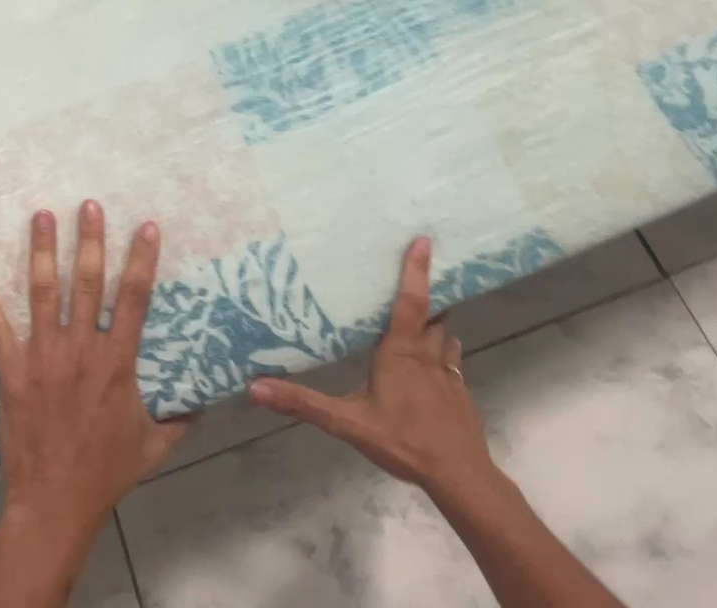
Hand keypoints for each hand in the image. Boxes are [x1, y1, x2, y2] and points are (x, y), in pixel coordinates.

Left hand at [0, 201, 192, 535]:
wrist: (55, 503)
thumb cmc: (107, 471)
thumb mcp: (155, 444)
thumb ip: (181, 416)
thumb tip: (207, 397)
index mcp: (117, 362)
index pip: (134, 299)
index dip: (141, 259)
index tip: (146, 225)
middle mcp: (81, 350)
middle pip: (88, 283)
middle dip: (90, 240)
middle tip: (88, 204)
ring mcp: (43, 358)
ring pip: (44, 293)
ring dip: (42, 252)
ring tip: (41, 215)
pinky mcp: (12, 372)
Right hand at [247, 237, 499, 496]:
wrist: (459, 475)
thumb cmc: (404, 440)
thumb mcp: (347, 423)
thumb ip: (304, 403)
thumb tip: (256, 387)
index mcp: (401, 353)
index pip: (410, 302)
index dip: (416, 270)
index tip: (423, 240)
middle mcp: (428, 355)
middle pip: (435, 314)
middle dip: (430, 294)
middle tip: (422, 275)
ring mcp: (449, 376)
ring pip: (447, 338)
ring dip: (439, 324)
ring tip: (427, 317)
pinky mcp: (461, 396)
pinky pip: (453, 364)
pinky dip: (445, 355)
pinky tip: (435, 370)